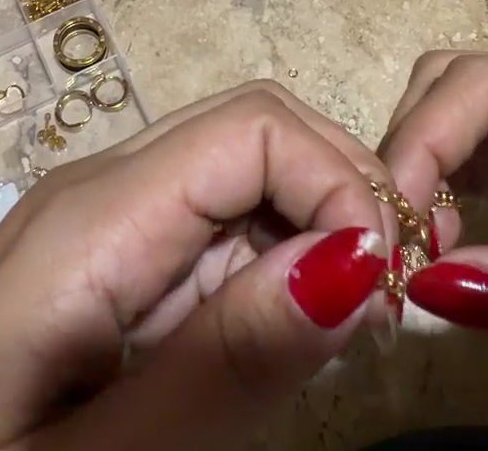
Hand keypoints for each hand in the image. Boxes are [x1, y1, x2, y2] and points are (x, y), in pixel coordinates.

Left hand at [0, 83, 396, 450]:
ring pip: (240, 177)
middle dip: (341, 192)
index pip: (252, 127)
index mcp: (94, 216)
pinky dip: (272, 264)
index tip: (387, 283)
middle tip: (394, 298)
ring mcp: (101, 219)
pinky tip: (288, 330)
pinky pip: (210, 229)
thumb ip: (227, 361)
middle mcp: (100, 189)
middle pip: (251, 133)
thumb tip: (358, 261)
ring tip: (355, 321)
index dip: (339, 182)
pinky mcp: (107, 257)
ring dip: (316, 229)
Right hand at [380, 53, 487, 450]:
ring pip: (474, 129)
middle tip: (392, 239)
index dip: (425, 136)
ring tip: (411, 256)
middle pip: (470, 86)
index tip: (388, 222)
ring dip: (429, 178)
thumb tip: (429, 289)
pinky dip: (457, 208)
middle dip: (415, 147)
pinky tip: (450, 258)